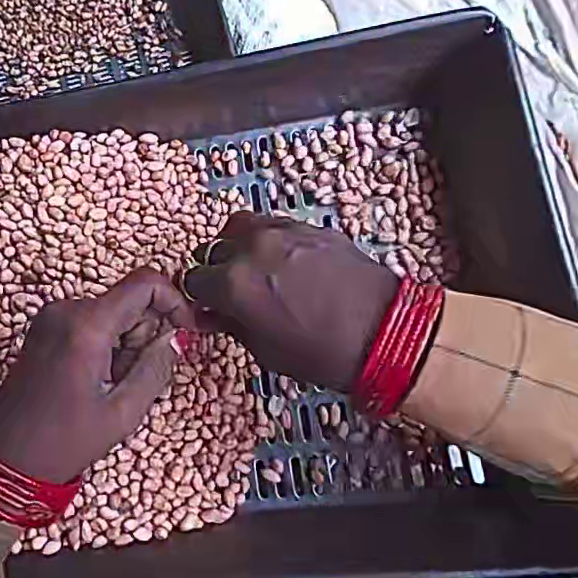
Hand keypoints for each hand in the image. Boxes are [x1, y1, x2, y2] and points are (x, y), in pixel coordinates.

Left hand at [0, 269, 196, 483]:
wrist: (6, 458)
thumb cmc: (61, 442)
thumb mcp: (123, 412)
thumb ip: (157, 367)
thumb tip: (178, 336)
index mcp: (86, 325)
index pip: (145, 283)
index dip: (174, 302)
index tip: (183, 331)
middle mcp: (65, 310)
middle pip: (129, 301)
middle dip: (144, 336)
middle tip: (129, 380)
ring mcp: (50, 317)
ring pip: (112, 313)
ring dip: (124, 345)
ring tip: (107, 387)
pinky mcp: (44, 327)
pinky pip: (91, 322)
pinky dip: (104, 345)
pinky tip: (92, 381)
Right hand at [180, 213, 397, 389]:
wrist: (384, 332)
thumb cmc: (321, 352)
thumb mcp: (264, 350)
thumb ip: (231, 324)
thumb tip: (214, 313)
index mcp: (232, 284)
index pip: (193, 280)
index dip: (198, 297)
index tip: (208, 307)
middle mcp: (251, 249)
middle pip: (212, 250)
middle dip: (215, 272)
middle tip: (229, 293)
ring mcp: (281, 232)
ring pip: (239, 228)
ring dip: (237, 248)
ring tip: (252, 270)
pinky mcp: (308, 226)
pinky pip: (272, 225)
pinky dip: (266, 240)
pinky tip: (281, 261)